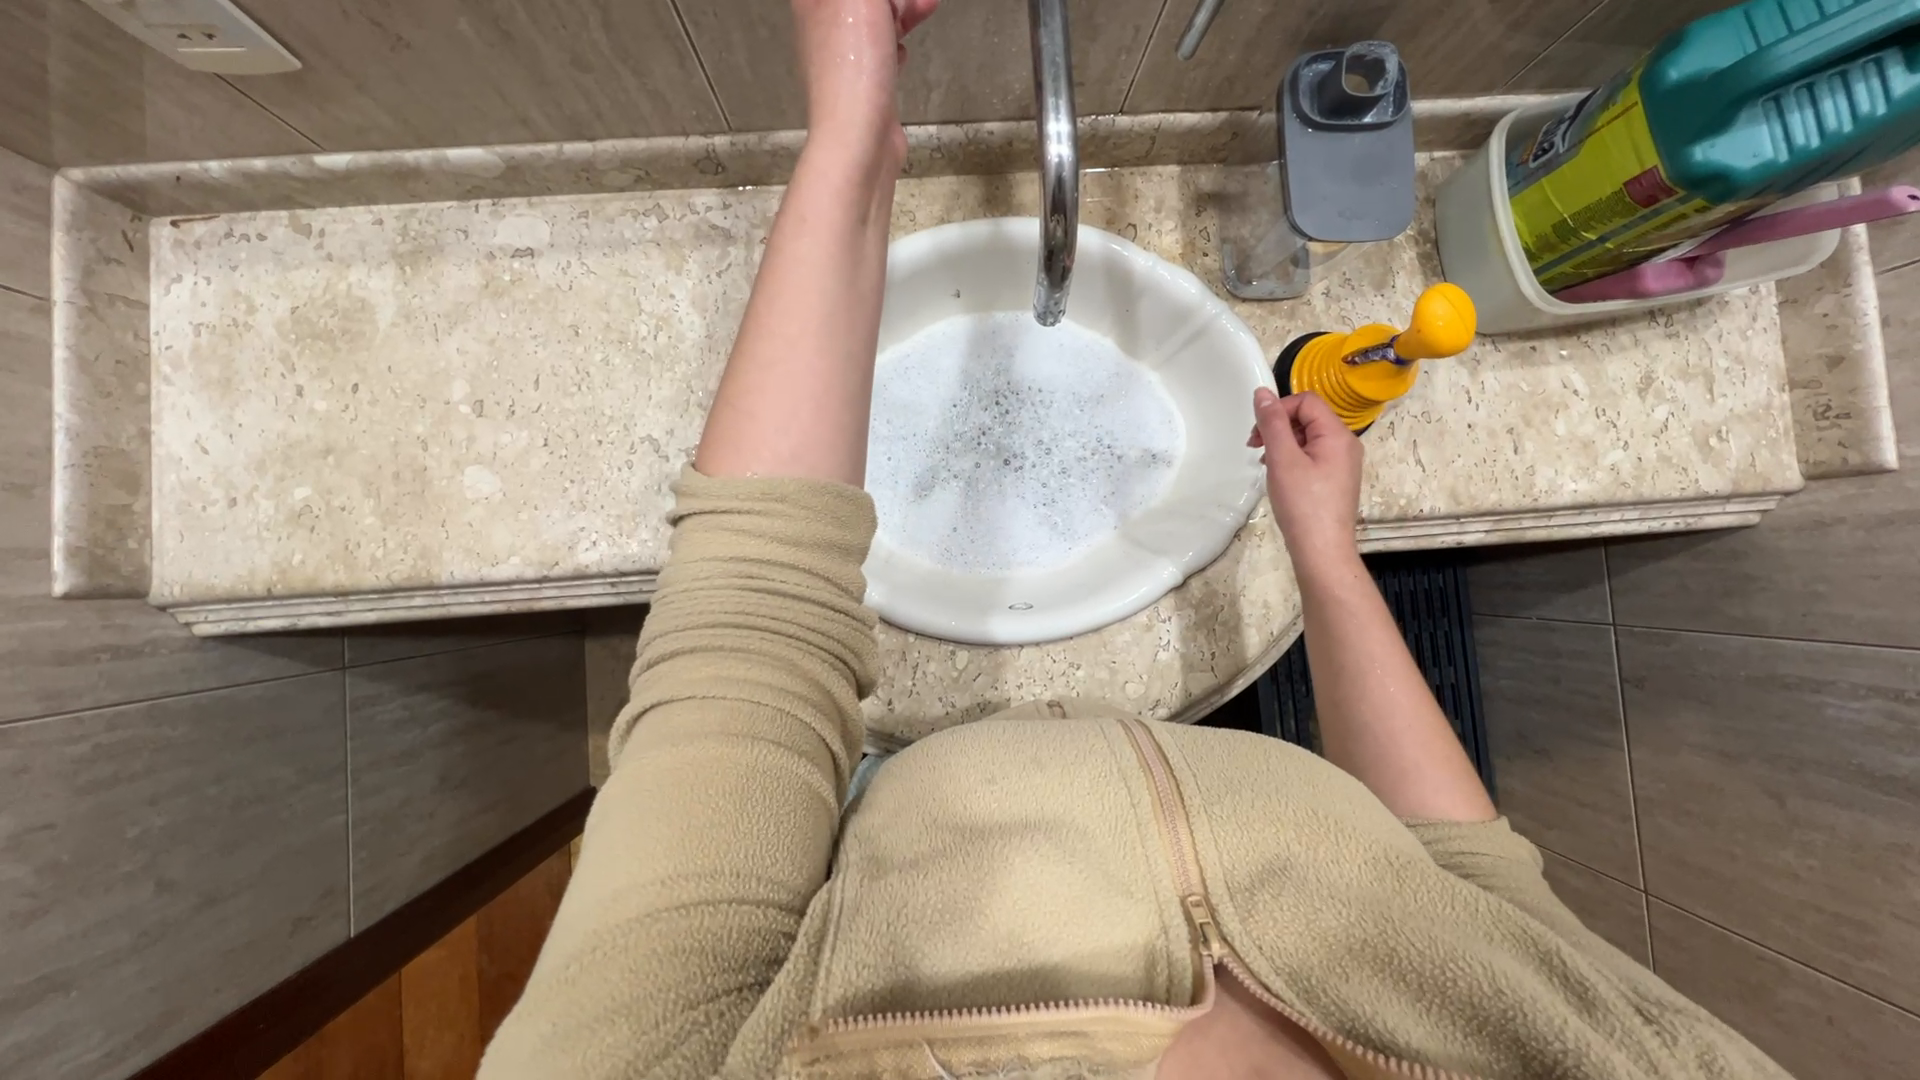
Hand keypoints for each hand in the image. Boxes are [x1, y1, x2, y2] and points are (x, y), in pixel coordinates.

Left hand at [791, 0, 938, 155]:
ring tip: (929, 6)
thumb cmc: (855, 63)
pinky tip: (904, 49)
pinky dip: (894, 43)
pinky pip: (879, 51)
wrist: (858, 140)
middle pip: (860, 0)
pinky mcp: (861, 86)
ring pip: (873, 19)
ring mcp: (841, 59)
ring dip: (902, 9)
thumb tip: (887, 0)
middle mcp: (821, 25)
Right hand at [1248, 389, 1362, 575]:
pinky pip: (1311, 456)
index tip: (1257, 433)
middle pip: (1308, 417)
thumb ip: (1272, 423)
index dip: (1278, 409)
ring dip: (1282, 443)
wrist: (1321, 549)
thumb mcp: (1283, 459)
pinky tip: (1279, 476)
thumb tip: (1262, 393)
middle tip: (1254, 447)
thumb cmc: (1303, 503)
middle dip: (1278, 426)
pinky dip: (1291, 458)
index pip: (1307, 401)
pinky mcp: (1334, 480)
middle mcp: (1345, 444)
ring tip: (1265, 464)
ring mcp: (1342, 463)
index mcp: (1337, 434)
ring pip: (1307, 438)